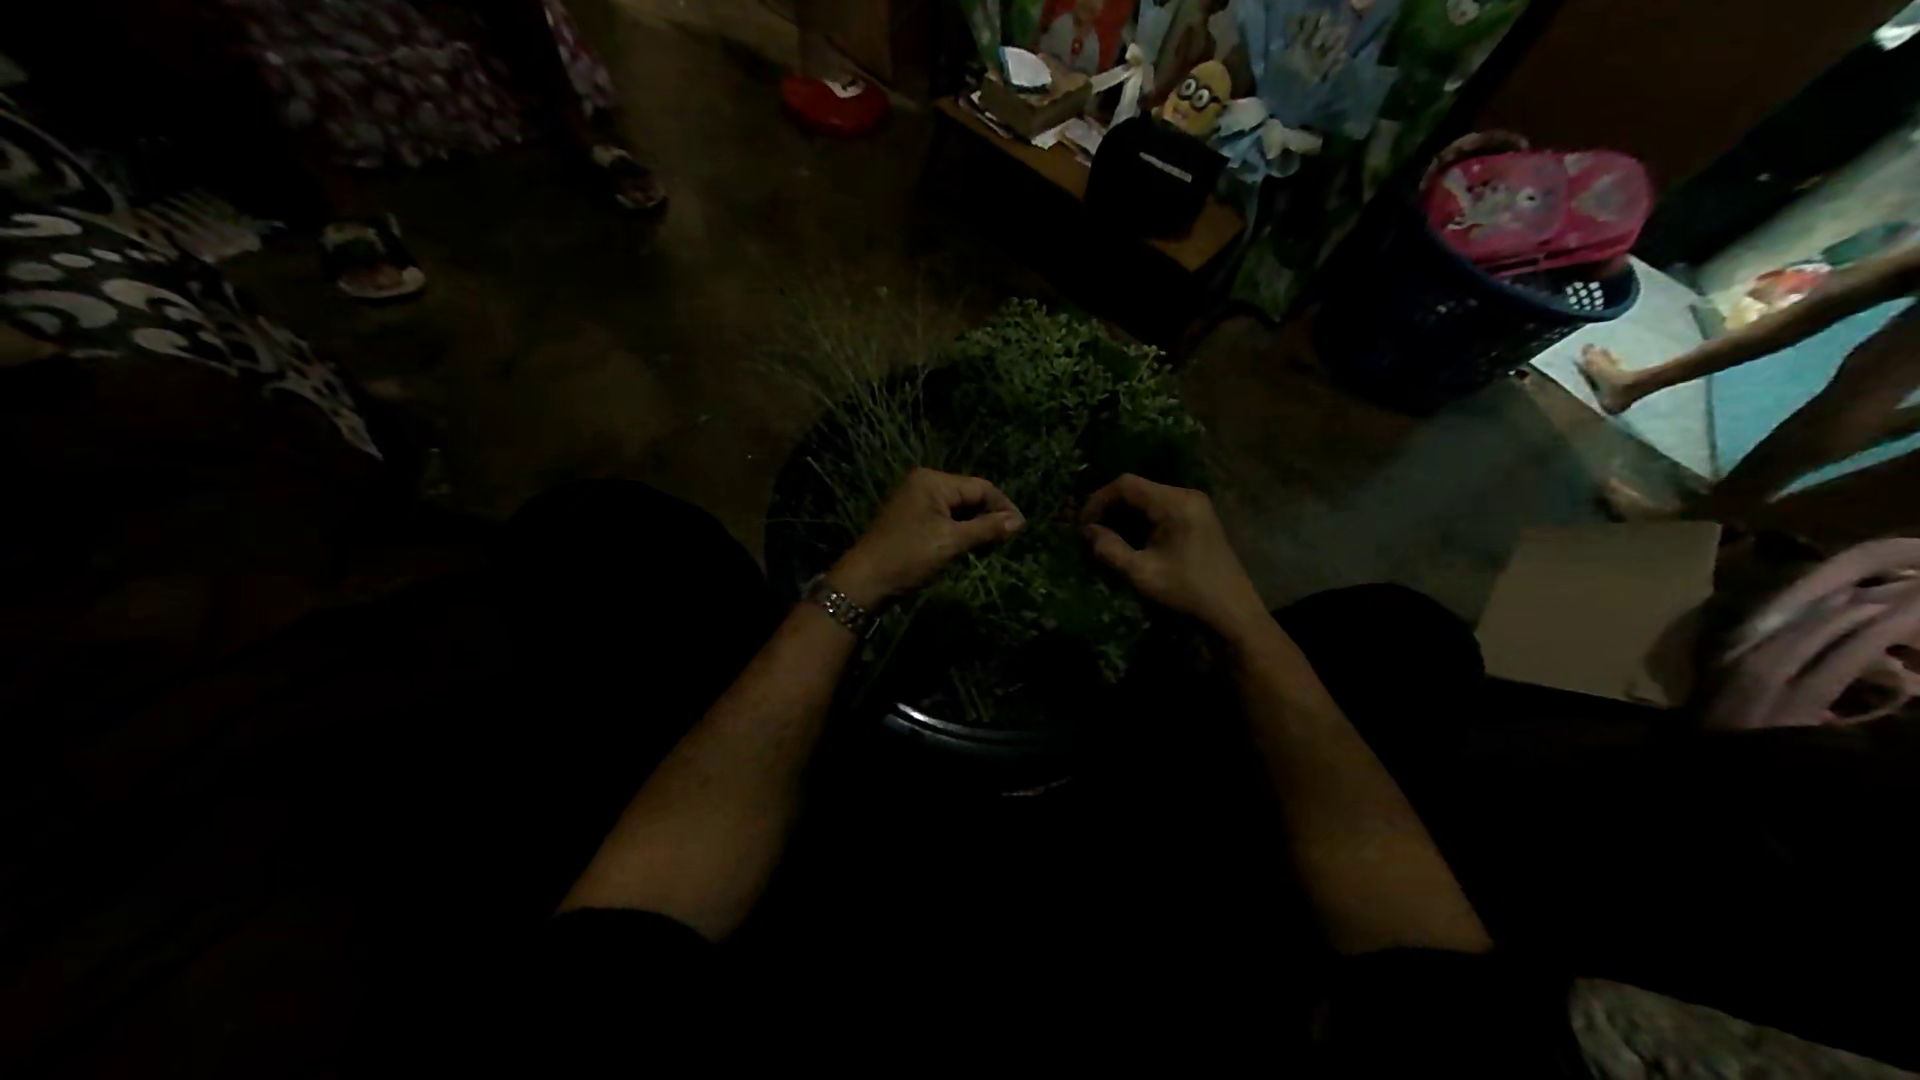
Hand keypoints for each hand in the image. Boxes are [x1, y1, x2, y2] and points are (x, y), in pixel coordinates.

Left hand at [830, 469, 1024, 609]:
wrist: (865, 582)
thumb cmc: (909, 557)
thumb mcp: (952, 542)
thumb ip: (987, 528)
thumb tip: (1018, 521)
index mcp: (933, 481)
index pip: (981, 487)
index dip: (1003, 507)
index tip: (1020, 531)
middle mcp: (925, 484)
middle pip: (970, 496)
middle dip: (989, 518)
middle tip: (1005, 543)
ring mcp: (917, 502)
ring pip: (959, 510)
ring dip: (976, 527)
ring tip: (989, 548)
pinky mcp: (913, 520)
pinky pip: (945, 520)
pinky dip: (960, 533)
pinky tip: (969, 549)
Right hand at [1080, 474, 1269, 645]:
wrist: (1232, 611)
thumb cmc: (1186, 590)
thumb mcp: (1141, 573)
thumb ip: (1109, 549)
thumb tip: (1089, 532)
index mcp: (1174, 503)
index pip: (1125, 485)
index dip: (1098, 500)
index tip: (1083, 526)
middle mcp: (1186, 496)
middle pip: (1137, 489)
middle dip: (1110, 508)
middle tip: (1091, 533)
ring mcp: (1195, 506)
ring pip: (1147, 499)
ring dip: (1124, 515)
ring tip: (1107, 538)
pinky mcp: (1198, 518)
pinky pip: (1161, 509)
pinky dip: (1141, 520)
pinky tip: (1130, 540)